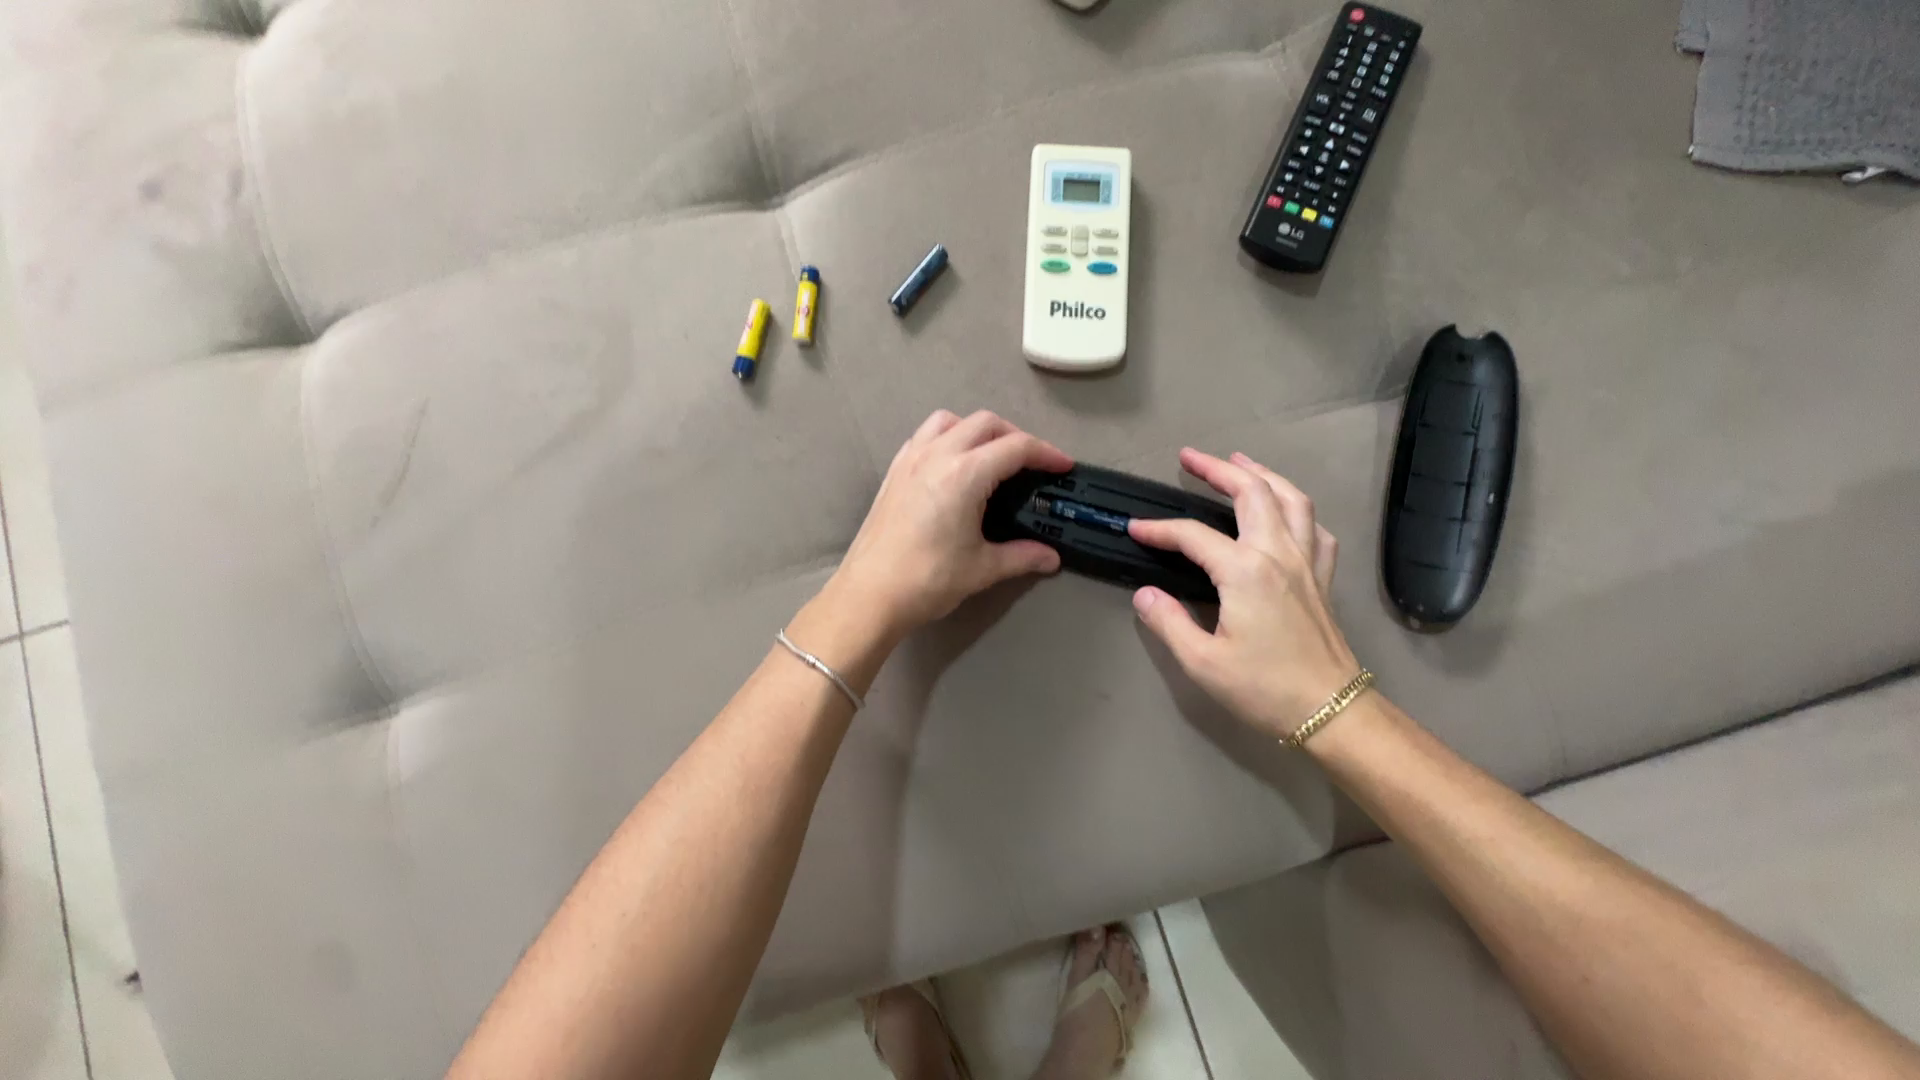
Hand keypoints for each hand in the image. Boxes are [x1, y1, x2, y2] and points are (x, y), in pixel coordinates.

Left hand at [829, 409, 1072, 636]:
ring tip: (991, 456)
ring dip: (977, 430)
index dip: (1046, 453)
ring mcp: (910, 459)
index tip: (1063, 466)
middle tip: (1032, 464)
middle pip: (985, 423)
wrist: (869, 594)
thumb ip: (1022, 556)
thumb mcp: (982, 569)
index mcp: (965, 474)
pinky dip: (946, 438)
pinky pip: (924, 436)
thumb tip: (1051, 558)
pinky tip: (952, 465)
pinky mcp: (893, 472)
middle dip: (1015, 436)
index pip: (1016, 447)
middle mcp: (937, 455)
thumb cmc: (928, 579)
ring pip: (949, 421)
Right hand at [1127, 449, 1359, 740]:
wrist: (1330, 710)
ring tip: (1240, 461)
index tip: (1135, 530)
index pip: (1193, 535)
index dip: (1160, 529)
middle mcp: (1278, 553)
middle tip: (1190, 457)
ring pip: (1291, 498)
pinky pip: (1315, 528)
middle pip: (1251, 492)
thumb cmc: (1263, 687)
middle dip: (1218, 469)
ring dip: (1263, 473)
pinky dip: (1297, 509)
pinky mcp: (1323, 577)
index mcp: (1244, 571)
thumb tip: (1145, 594)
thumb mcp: (1202, 662)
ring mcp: (1307, 561)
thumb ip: (1168, 622)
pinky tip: (1286, 511)